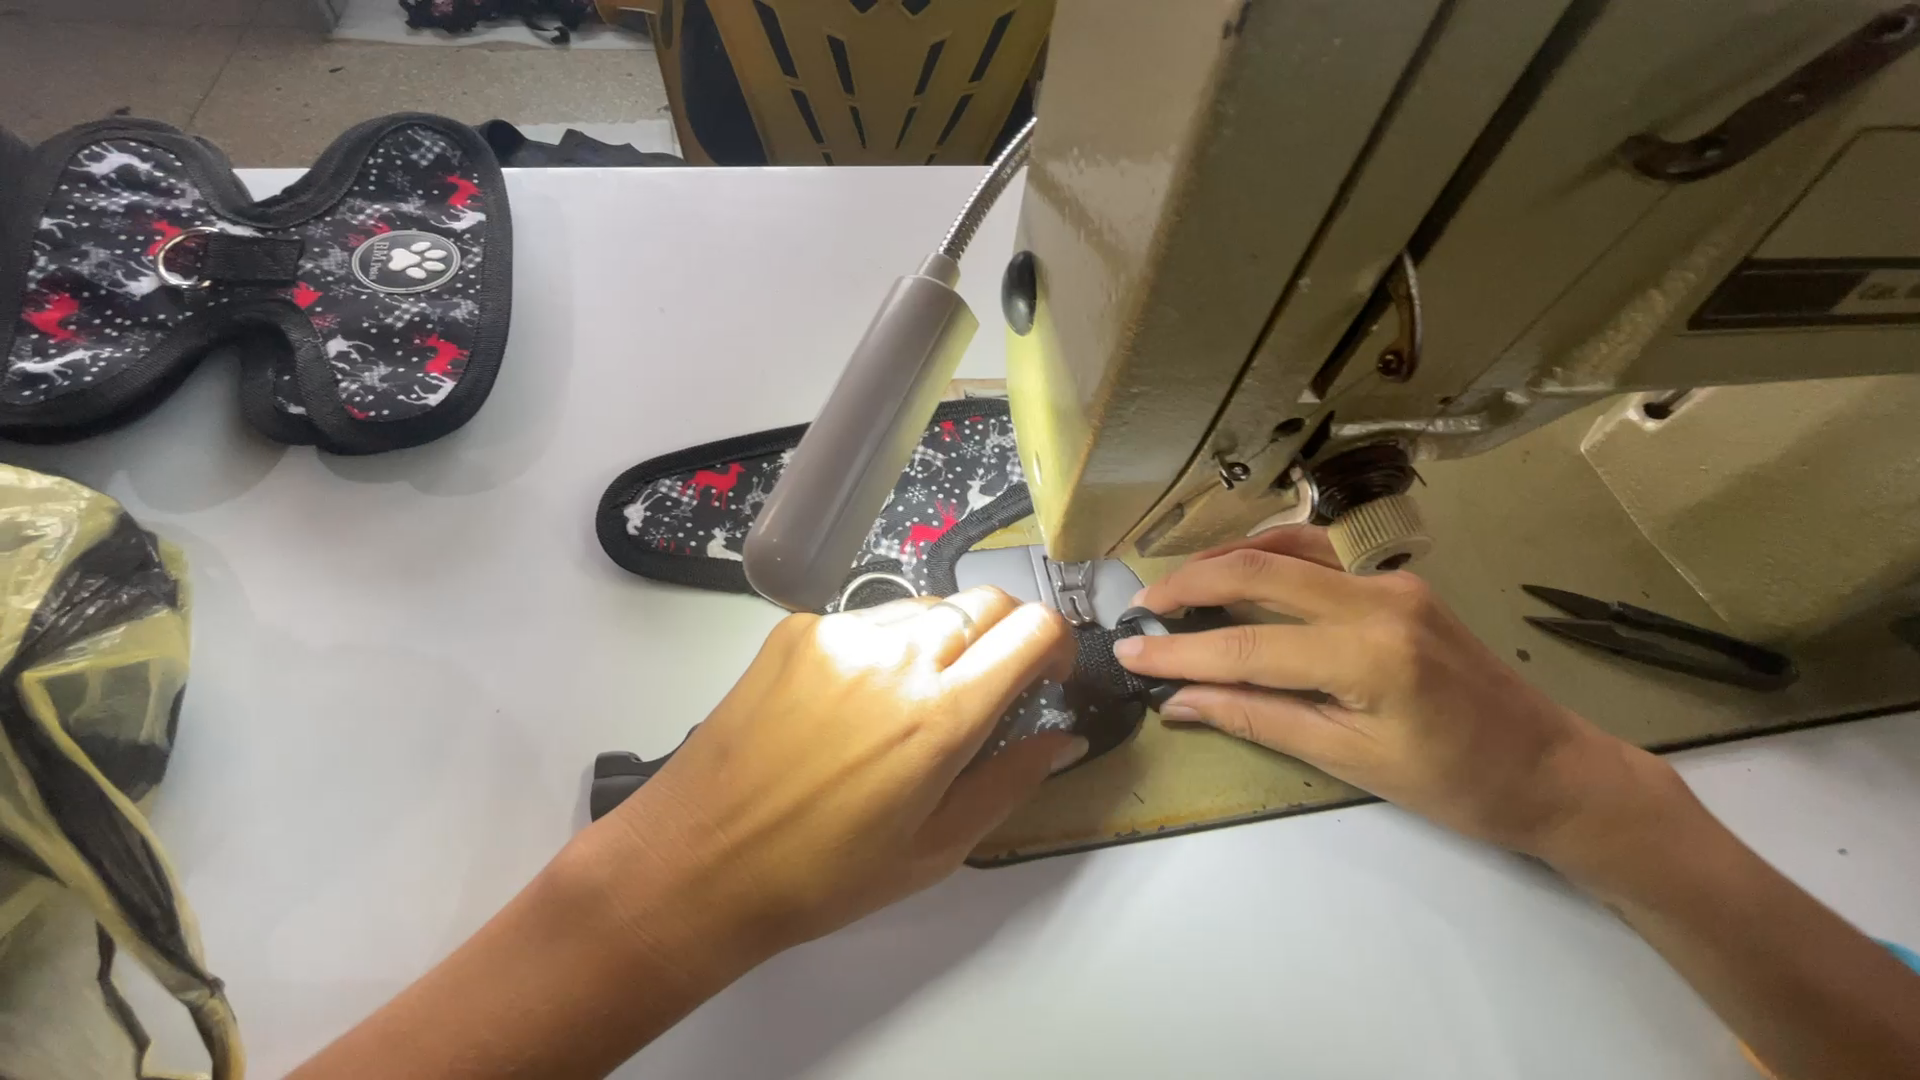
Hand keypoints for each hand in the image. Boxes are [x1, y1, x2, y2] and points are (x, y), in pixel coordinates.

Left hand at [605, 588, 1080, 955]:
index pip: (1032, 627)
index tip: (1045, 678)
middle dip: (1006, 635)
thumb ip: (1010, 781)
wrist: (695, 860)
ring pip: (928, 606)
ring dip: (945, 640)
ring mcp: (841, 633)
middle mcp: (896, 654)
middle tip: (989, 686)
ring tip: (914, 697)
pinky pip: (869, 618)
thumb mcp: (935, 849)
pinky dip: (887, 645)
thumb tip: (1062, 736)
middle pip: (985, 602)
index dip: (1055, 644)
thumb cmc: (823, 875)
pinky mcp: (797, 628)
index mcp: (940, 715)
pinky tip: (856, 698)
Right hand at [1112, 526, 1682, 861]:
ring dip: (1220, 565)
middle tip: (1139, 611)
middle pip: (1255, 572)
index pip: (1245, 645)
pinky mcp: (1395, 578)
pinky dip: (1265, 554)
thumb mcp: (1348, 761)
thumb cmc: (1455, 783)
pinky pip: (1315, 550)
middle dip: (1186, 589)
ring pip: (1282, 548)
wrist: (1551, 767)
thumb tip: (1179, 702)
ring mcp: (1390, 580)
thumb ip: (1256, 717)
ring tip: (1173, 591)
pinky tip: (1236, 568)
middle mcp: (1377, 599)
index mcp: (1369, 656)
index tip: (1129, 652)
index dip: (1177, 651)